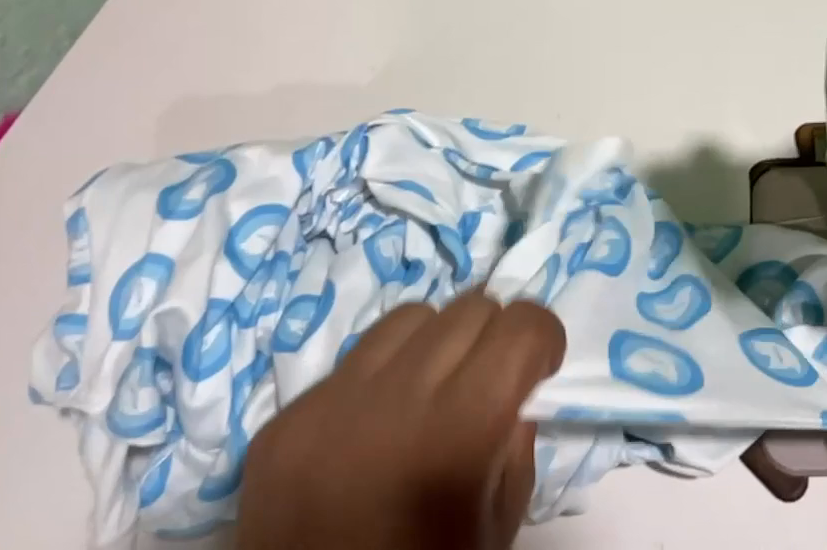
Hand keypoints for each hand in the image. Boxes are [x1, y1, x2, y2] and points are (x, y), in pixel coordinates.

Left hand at [237, 292, 565, 549]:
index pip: (522, 325)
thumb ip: (516, 440)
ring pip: (411, 316)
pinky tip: (373, 426)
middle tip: (487, 381)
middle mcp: (393, 401)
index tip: (536, 372)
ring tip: (429, 390)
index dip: (542, 340)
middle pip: (470, 307)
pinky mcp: (284, 420)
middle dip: (494, 337)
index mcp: (460, 432)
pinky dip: (379, 378)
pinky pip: (351, 360)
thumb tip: (514, 384)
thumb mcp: (500, 520)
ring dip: (436, 342)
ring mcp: (329, 406)